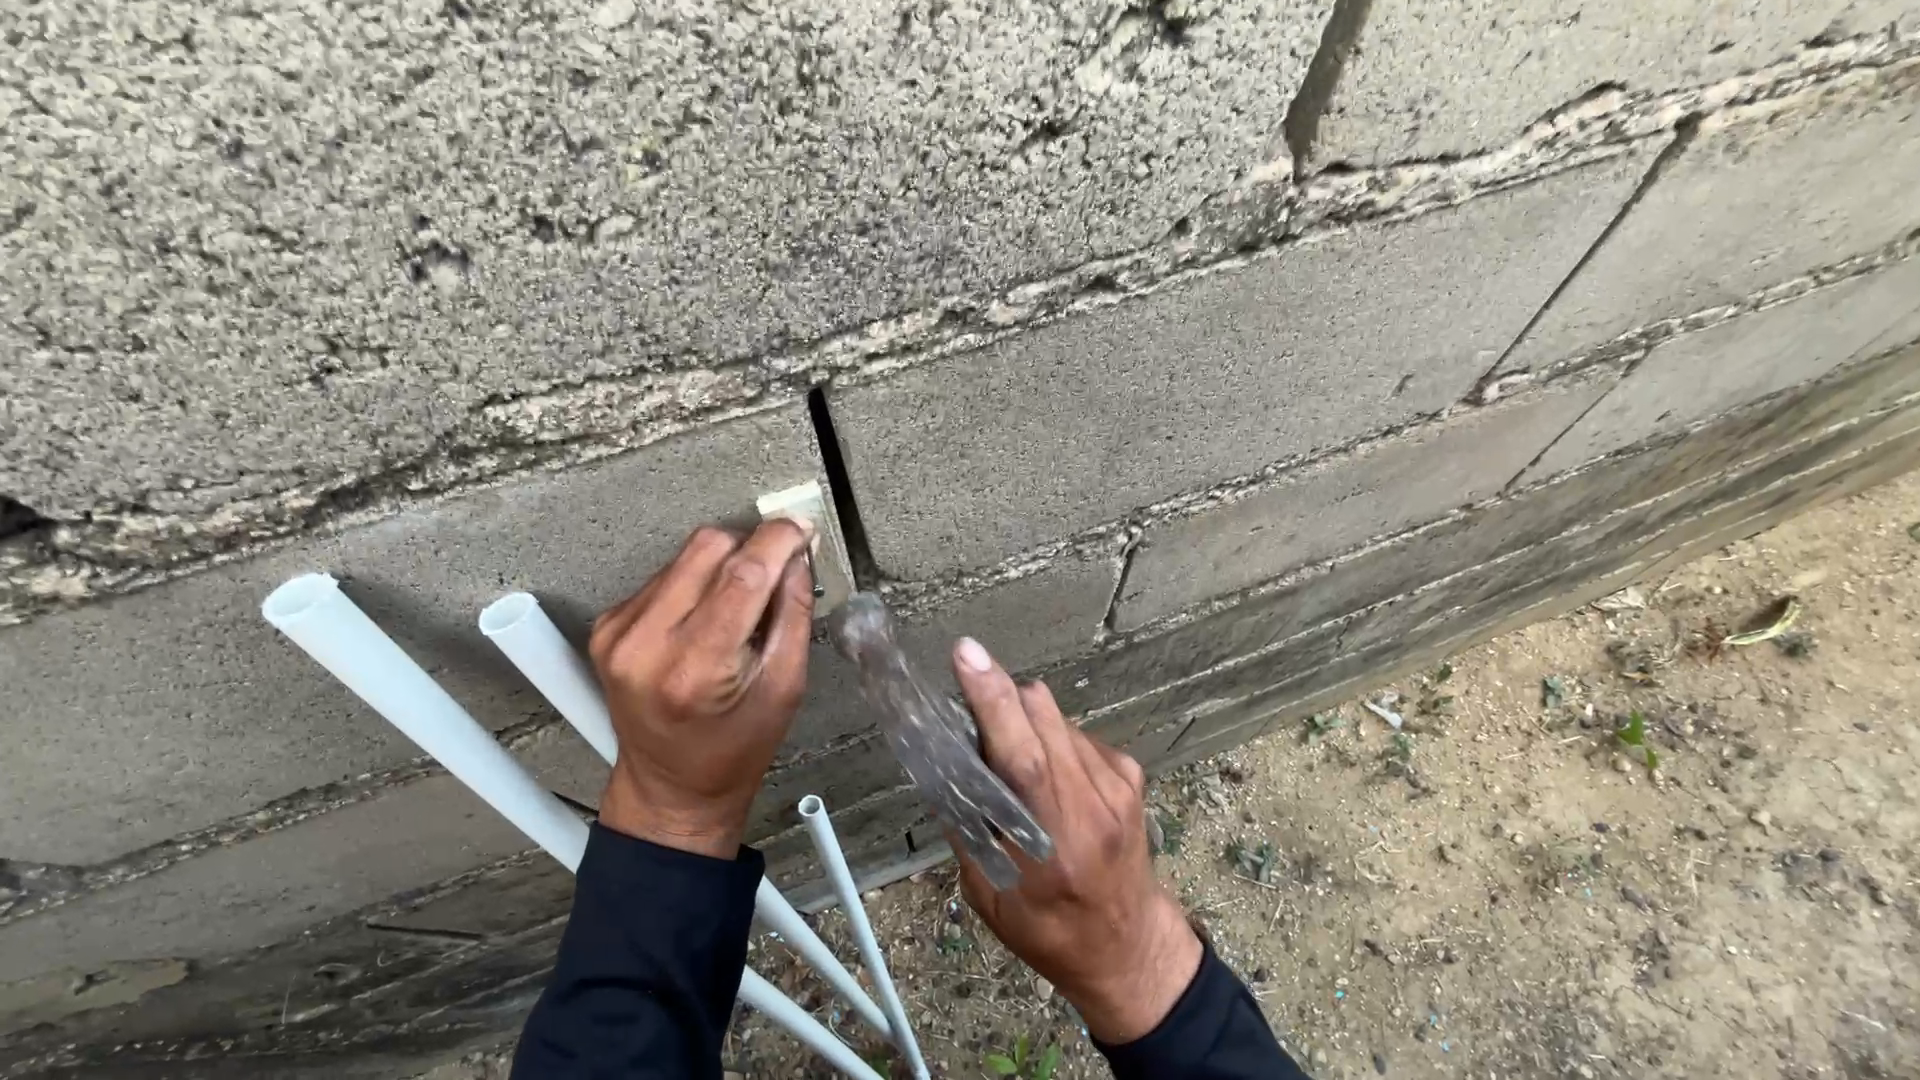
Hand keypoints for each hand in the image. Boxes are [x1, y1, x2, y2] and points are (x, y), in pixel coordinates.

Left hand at [588, 521, 815, 858]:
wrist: (672, 788)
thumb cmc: (736, 749)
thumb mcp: (786, 687)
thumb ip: (793, 614)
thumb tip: (798, 554)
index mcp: (695, 668)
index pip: (743, 574)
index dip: (779, 540)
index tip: (803, 529)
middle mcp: (645, 643)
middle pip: (710, 547)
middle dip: (753, 548)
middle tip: (780, 571)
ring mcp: (618, 632)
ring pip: (686, 555)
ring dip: (725, 565)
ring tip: (742, 606)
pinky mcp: (608, 626)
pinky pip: (665, 575)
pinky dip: (697, 582)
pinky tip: (710, 616)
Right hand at [947, 638, 1202, 1043]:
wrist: (1130, 946)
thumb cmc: (1049, 930)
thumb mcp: (989, 896)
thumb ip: (968, 827)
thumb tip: (946, 765)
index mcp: (1052, 840)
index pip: (1021, 754)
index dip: (990, 699)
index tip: (966, 655)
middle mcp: (1092, 803)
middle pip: (1041, 712)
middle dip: (1000, 700)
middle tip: (979, 727)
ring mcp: (1117, 784)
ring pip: (1057, 715)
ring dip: (1026, 724)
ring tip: (1021, 772)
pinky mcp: (1130, 775)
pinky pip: (1077, 732)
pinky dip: (1053, 742)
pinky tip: (1054, 782)